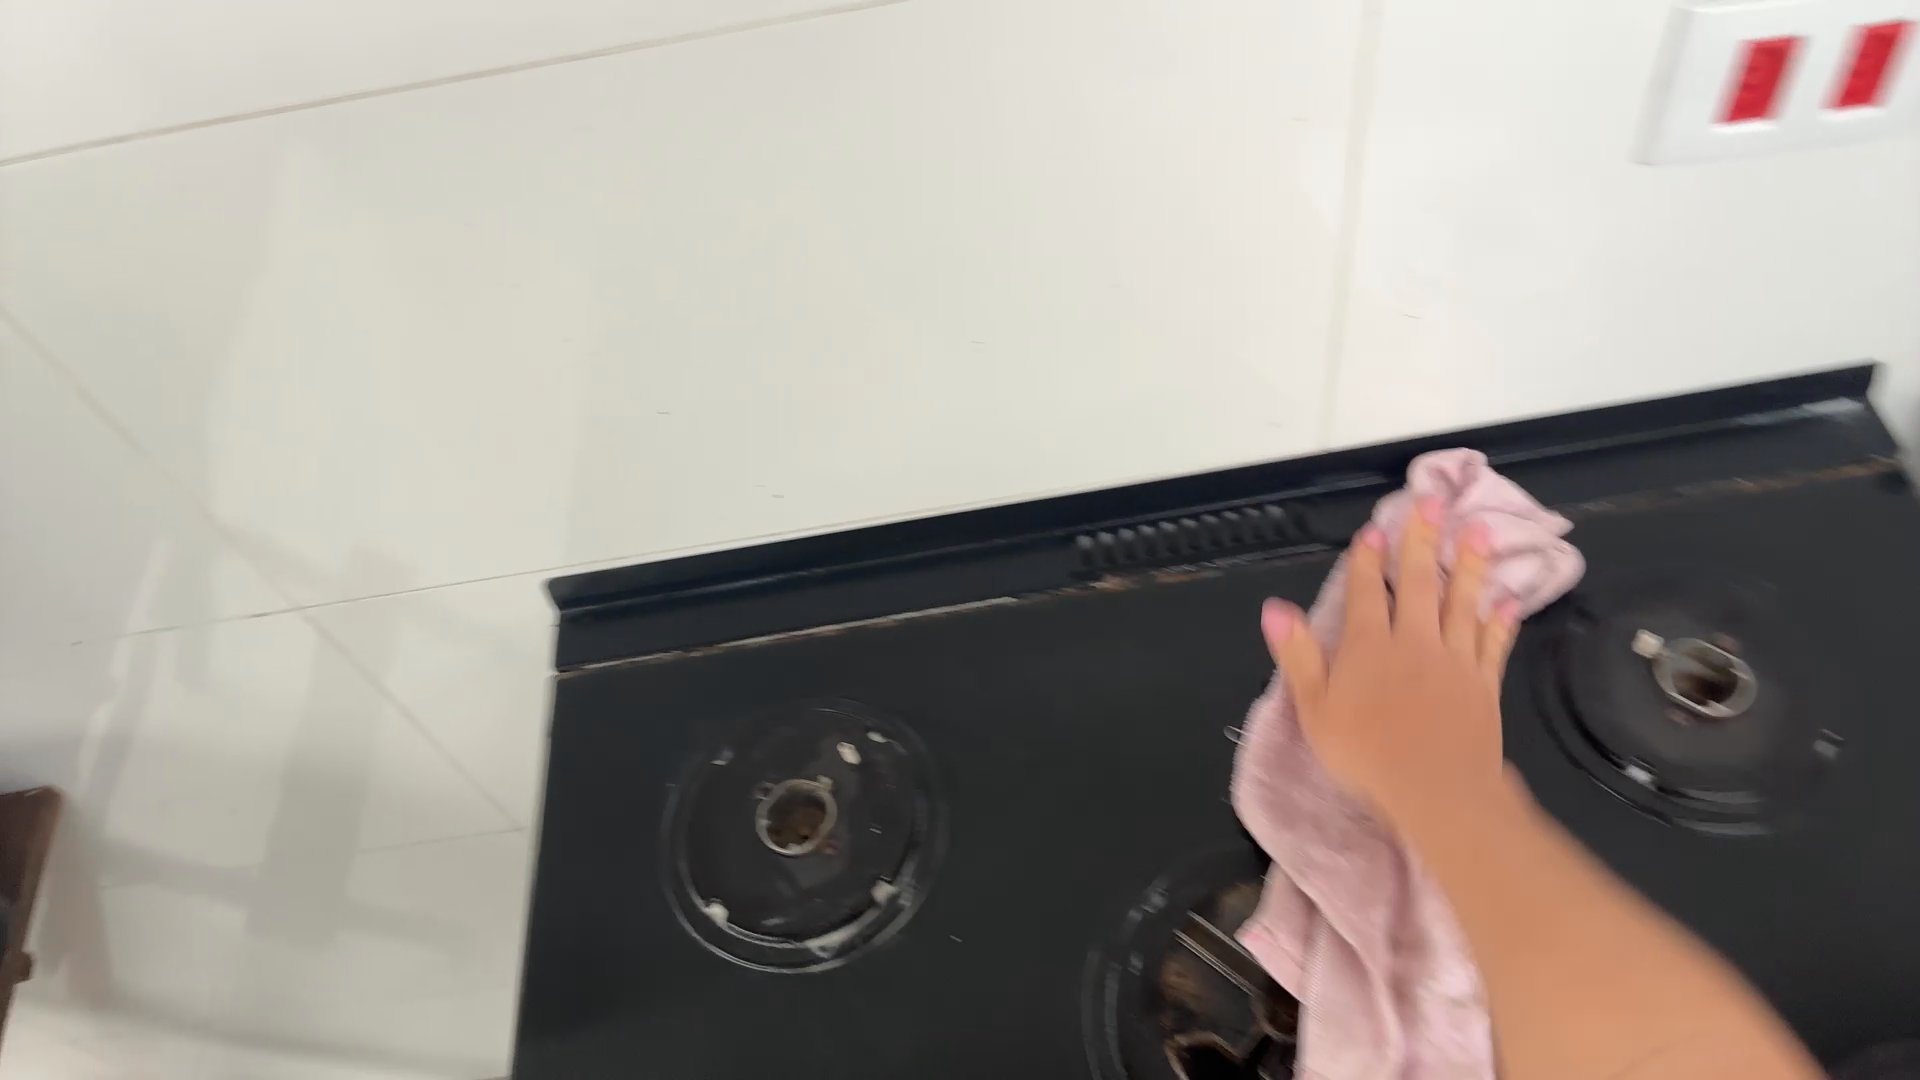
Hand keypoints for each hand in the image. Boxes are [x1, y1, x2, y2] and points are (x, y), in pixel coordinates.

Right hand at [1261, 497, 1521, 826]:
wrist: (1436, 790)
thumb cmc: (1364, 750)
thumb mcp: (1312, 705)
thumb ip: (1296, 653)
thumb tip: (1274, 608)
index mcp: (1368, 645)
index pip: (1368, 591)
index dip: (1368, 560)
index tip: (1374, 528)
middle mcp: (1414, 641)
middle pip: (1420, 583)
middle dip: (1423, 540)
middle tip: (1433, 501)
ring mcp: (1453, 660)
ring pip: (1462, 602)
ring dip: (1470, 564)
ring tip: (1479, 530)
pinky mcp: (1483, 684)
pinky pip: (1492, 642)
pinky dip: (1500, 618)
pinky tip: (1507, 597)